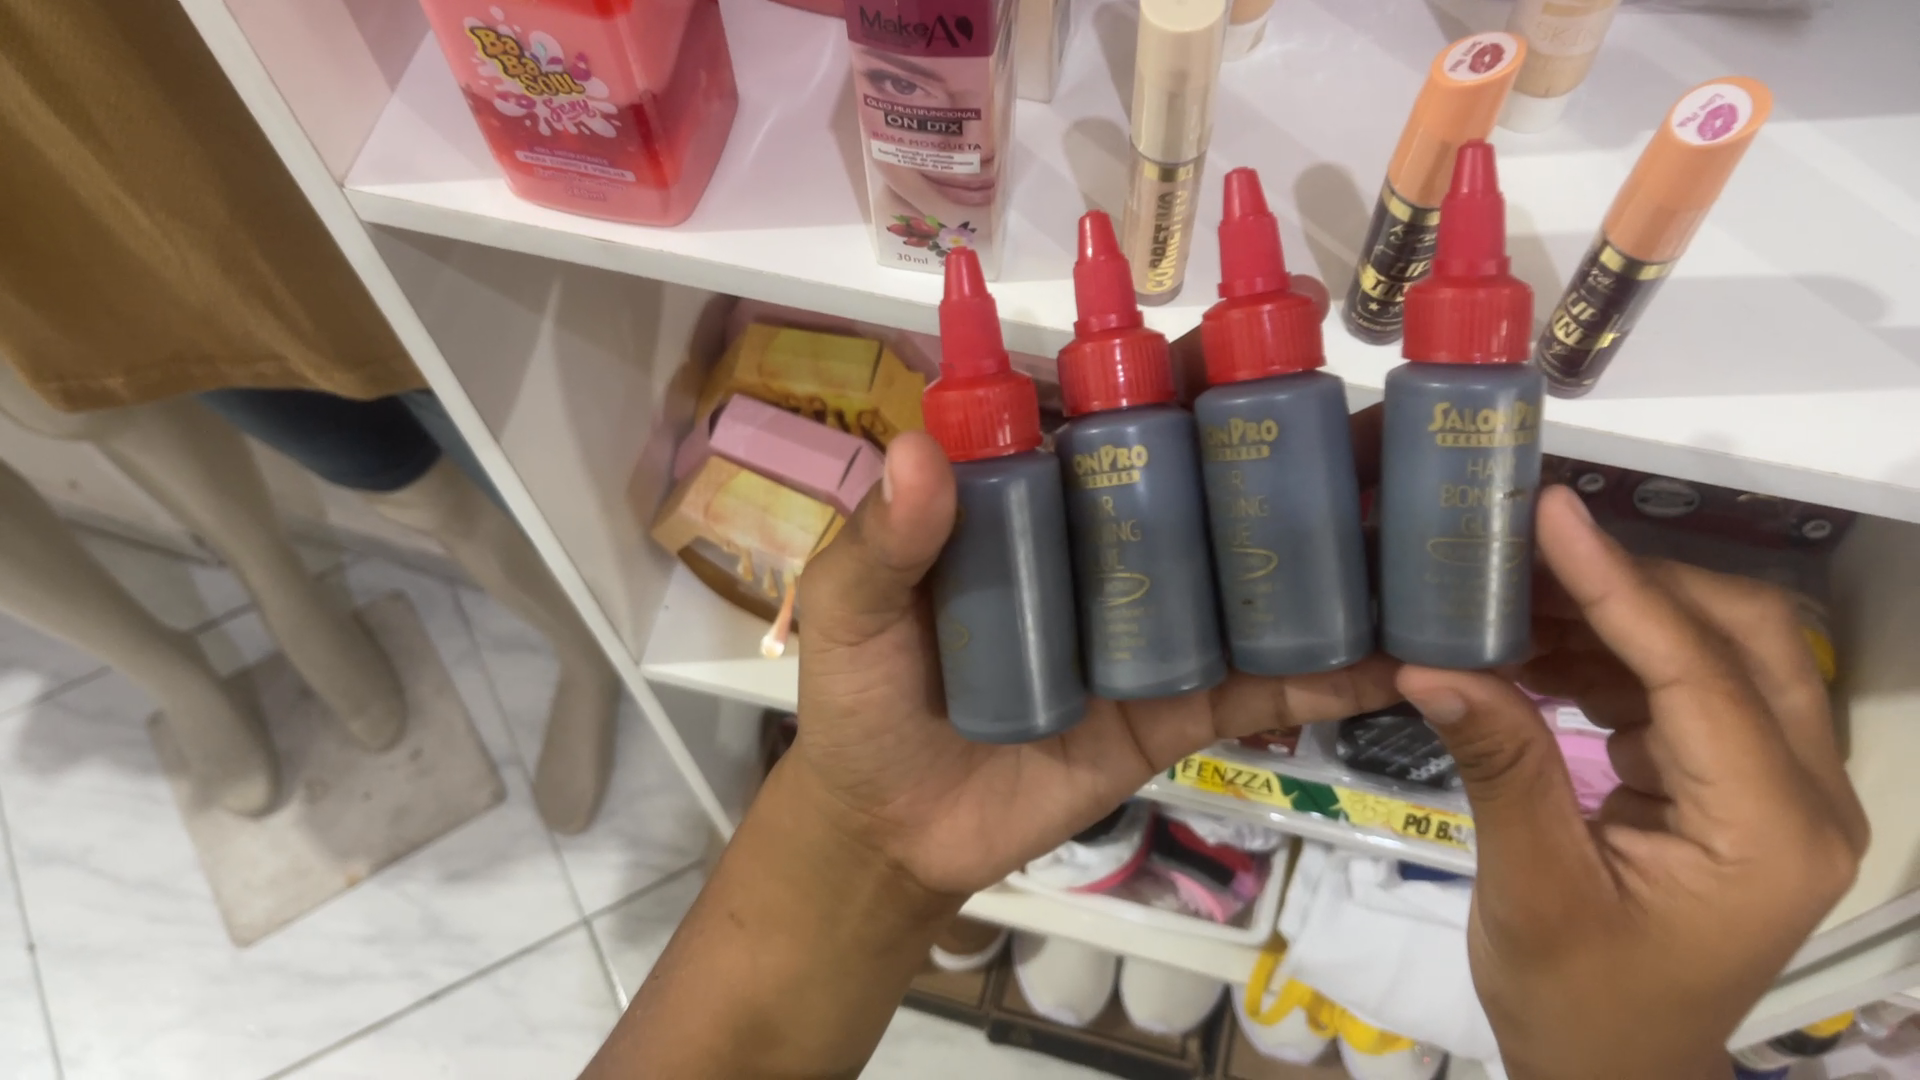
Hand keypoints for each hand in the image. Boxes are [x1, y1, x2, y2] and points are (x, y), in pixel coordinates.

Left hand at [788, 426, 1400, 897]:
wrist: (897, 831)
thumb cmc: (862, 703)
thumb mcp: (852, 612)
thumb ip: (883, 543)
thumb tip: (917, 448)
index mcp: (1030, 508)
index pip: (1108, 414)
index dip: (1172, 366)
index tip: (1256, 318)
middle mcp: (1101, 551)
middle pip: (1201, 478)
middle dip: (1284, 439)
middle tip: (1379, 408)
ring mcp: (1150, 627)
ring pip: (1251, 569)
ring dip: (1335, 542)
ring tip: (1427, 508)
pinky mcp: (1177, 707)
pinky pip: (1262, 683)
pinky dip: (1333, 669)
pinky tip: (1413, 649)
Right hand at [1398, 487, 1866, 1078]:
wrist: (1607, 1061)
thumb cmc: (1576, 993)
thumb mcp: (1530, 885)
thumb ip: (1497, 765)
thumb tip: (1427, 664)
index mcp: (1769, 830)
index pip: (1699, 672)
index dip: (1619, 584)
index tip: (1549, 514)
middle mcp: (1794, 794)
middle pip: (1740, 639)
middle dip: (1631, 578)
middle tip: (1521, 545)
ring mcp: (1759, 785)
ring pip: (1707, 651)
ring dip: (1608, 609)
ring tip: (1506, 589)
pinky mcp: (1713, 782)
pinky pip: (1668, 684)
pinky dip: (1597, 649)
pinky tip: (1524, 647)